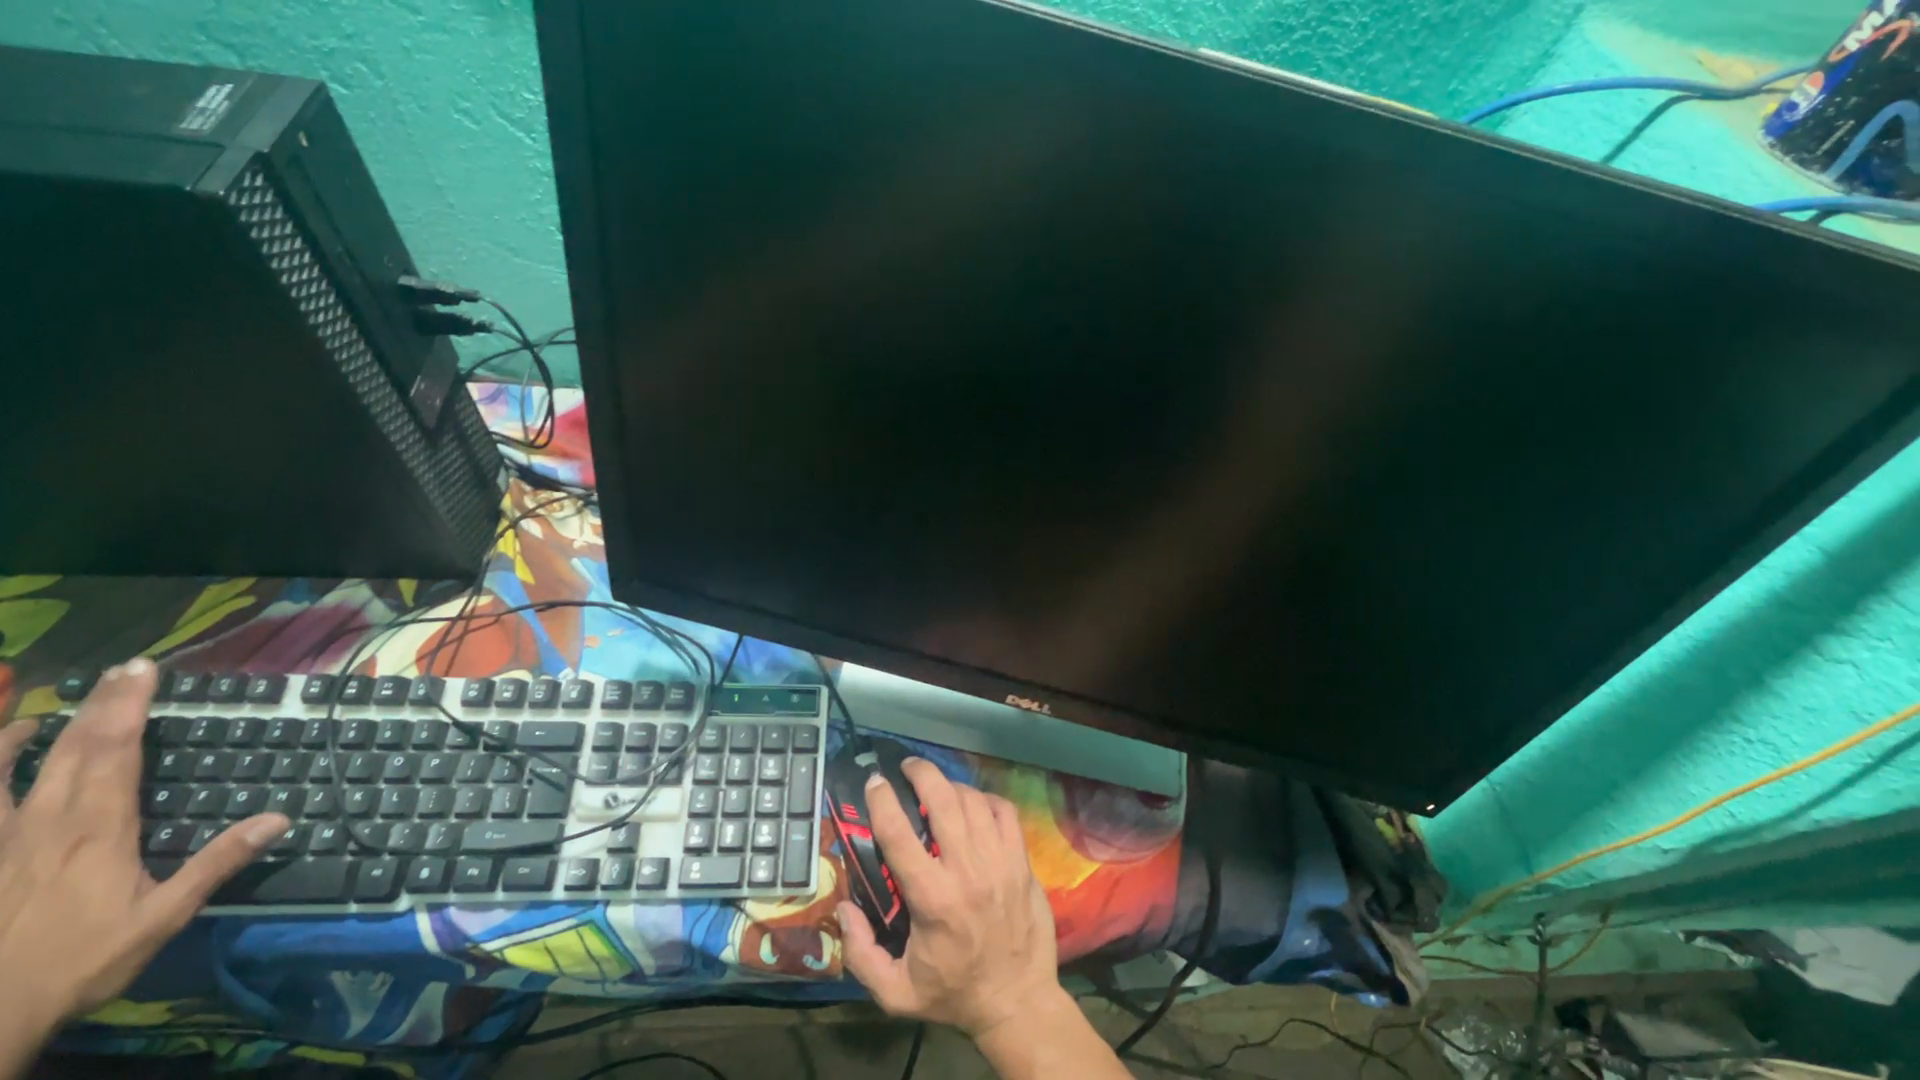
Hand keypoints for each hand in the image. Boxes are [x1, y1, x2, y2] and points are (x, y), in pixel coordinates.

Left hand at [0, 659, 287, 1030]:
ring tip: (85, 691)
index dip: (130, 707)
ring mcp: (10, 833)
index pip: (117, 752)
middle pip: (79, 745)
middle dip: (105, 702)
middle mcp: (53, 820)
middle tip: (128, 668)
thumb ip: (216, 865)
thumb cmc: (81, 962)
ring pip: (35, 762)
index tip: (145, 671)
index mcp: (100, 830)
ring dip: (63, 721)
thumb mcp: (162, 919)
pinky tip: (15, 735)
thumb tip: (278, 819)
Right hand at [836, 757, 1066, 1039]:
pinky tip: (973, 803)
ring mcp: (1001, 864)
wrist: (1018, 1003)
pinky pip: (1005, 813)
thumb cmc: (953, 995)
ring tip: (937, 785)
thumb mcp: (895, 992)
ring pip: (975, 802)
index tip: (874, 782)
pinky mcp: (1022, 864)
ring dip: (952, 786)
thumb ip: (860, 953)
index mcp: (933, 900)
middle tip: (907, 767)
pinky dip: (987, 799)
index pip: (901, 836)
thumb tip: (843, 908)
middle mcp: (968, 872)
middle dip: (922, 774)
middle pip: (943, 802)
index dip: (883, 802)